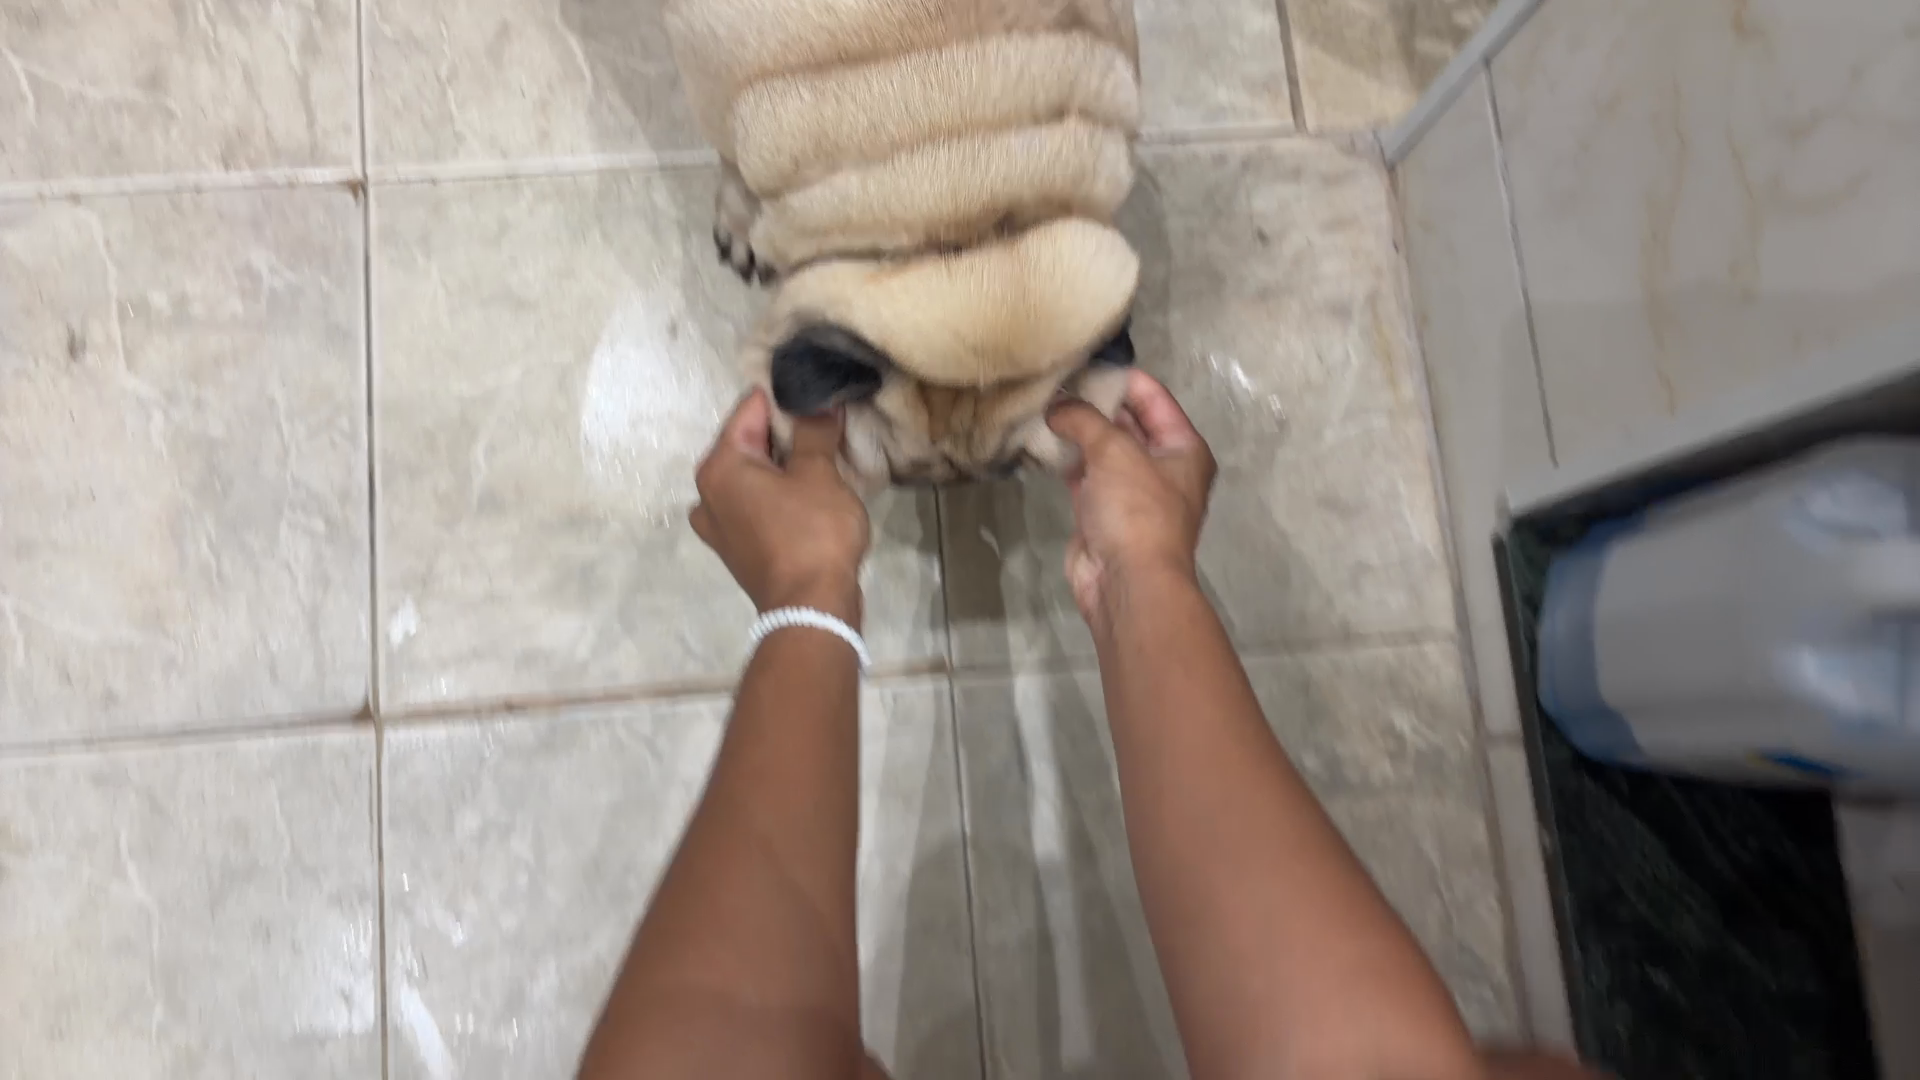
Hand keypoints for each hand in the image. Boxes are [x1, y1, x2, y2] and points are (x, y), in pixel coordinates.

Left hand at [691, 389, 869, 625]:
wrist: (811, 607)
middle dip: (786, 434)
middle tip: (827, 426)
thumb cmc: (812, 533)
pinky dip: (779, 496)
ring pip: (753, 478)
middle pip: (748, 444)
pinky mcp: (738, 550)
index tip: (820, 392)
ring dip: (784, 467)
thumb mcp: (820, 474)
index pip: (751, 409)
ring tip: (822, 461)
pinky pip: (757, 507)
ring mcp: (719, 527)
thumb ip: (816, 432)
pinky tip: (810, 497)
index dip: (787, 397)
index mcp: (719, 466)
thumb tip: (821, 404)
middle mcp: (707, 493)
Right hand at [1047, 370, 1216, 629]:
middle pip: (1126, 421)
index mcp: (1183, 447)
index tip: (1082, 361)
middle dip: (1092, 403)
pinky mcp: (1101, 511)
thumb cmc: (1135, 510)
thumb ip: (1084, 419)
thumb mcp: (1114, 451)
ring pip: (1101, 449)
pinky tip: (1040, 440)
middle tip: (1054, 381)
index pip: (1152, 397)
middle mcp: (1161, 466)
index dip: (1119, 377)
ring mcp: (1130, 491)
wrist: (1126, 582)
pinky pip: (1083, 474)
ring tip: (1042, 404)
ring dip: (1075, 431)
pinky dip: (1065, 459)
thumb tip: (1057, 407)